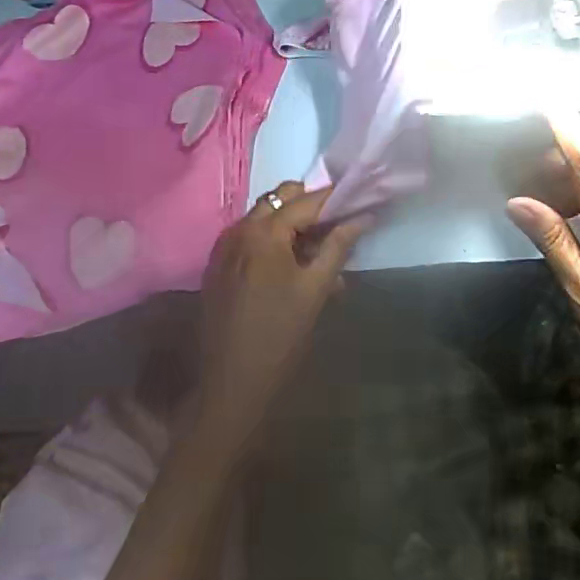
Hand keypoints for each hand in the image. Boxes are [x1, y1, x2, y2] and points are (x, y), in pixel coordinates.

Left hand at [195, 182, 365, 439]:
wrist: (232, 381)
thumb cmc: (280, 334)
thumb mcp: (315, 288)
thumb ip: (338, 246)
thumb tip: (362, 216)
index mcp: (264, 232)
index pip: (307, 200)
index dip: (336, 198)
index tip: (360, 199)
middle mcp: (239, 229)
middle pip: (281, 198)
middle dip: (311, 205)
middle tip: (339, 225)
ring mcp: (224, 245)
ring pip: (264, 215)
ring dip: (292, 222)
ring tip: (319, 248)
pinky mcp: (218, 263)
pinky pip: (249, 235)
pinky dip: (272, 238)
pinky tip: (292, 263)